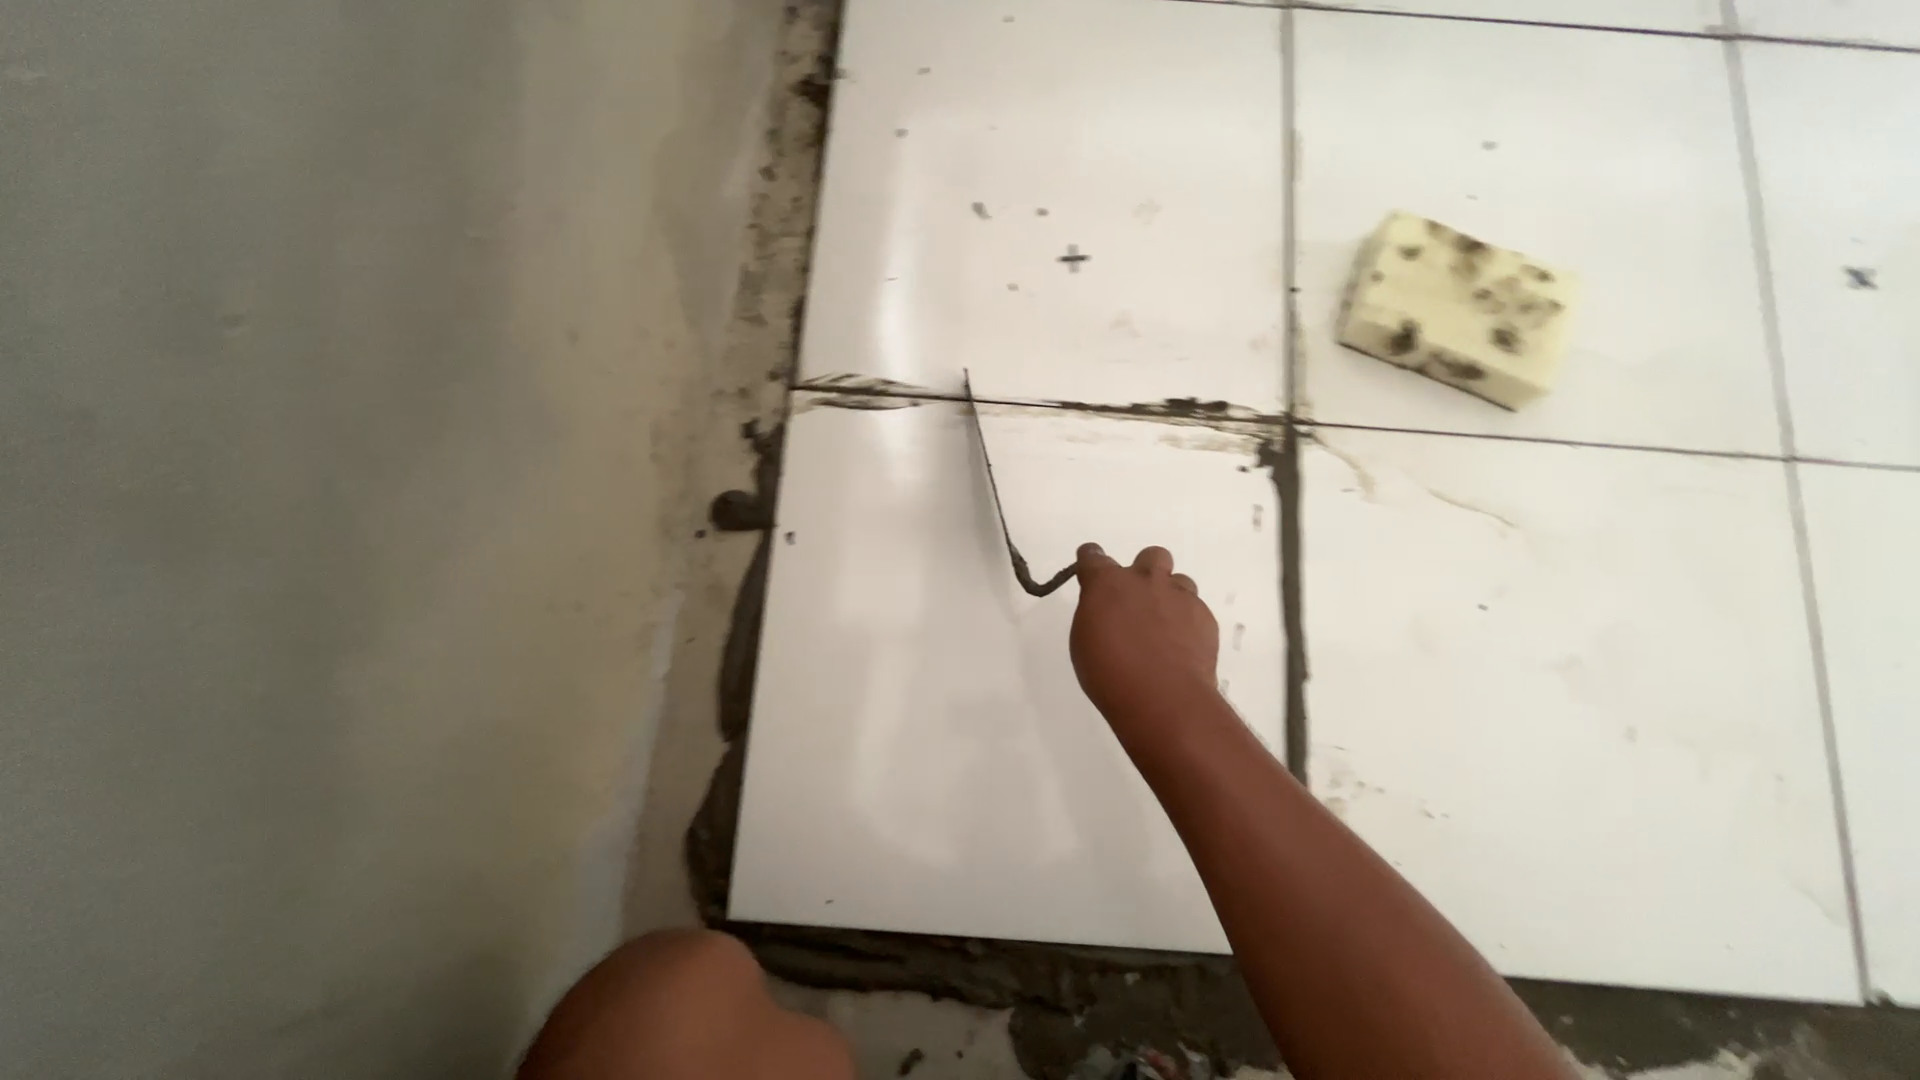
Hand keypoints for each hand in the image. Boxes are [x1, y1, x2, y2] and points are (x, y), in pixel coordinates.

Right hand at [1069, 543, 1220, 720]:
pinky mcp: (1204, 616)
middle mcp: (1145, 580)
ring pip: (1179, 580)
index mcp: (1108, 584)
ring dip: (1169, 596)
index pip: (1093, 556)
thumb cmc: (1109, 672)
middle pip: (1151, 556)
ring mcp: (1179, 596)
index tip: (1090, 570)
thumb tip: (1107, 609)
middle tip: (1138, 601)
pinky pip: (1195, 608)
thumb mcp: (1084, 641)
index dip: (1091, 561)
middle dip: (1144, 572)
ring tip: (1164, 627)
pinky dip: (1187, 622)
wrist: (1162, 695)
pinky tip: (1181, 647)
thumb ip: (1096, 613)